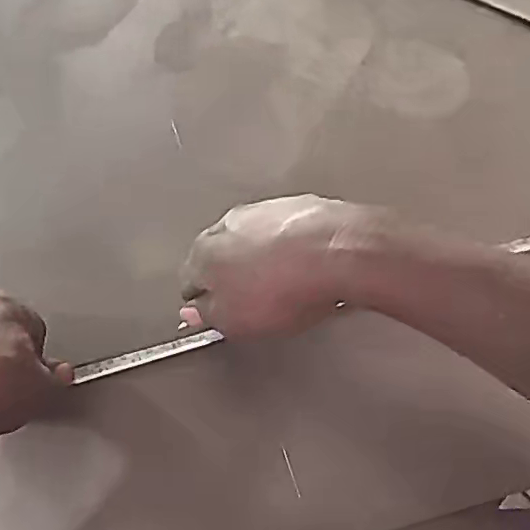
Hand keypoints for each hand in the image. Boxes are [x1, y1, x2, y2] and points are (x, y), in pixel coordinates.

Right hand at [179, 195, 390, 336]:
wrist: (339, 252)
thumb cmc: (288, 285)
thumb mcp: (236, 321)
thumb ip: (209, 316)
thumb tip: (195, 314)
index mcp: (204, 252)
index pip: (190, 280)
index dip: (203, 301)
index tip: (216, 314)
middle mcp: (229, 224)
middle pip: (221, 256)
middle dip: (232, 277)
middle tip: (252, 303)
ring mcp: (265, 211)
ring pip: (253, 241)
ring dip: (262, 261)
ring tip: (284, 288)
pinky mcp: (299, 207)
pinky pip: (286, 234)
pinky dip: (291, 249)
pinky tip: (305, 270)